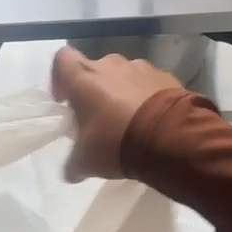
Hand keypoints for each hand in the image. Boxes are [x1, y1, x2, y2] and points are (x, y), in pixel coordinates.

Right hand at [50, 46, 184, 181]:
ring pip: (124, 76)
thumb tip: (71, 173)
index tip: (66, 101)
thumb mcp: (85, 161)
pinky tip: (151, 120)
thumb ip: (73, 163)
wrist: (170, 137)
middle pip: (95, 70)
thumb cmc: (116, 141)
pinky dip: (146, 96)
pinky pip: (149, 83)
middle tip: (98, 118)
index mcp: (84, 77)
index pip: (62, 59)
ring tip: (129, 120)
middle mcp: (110, 64)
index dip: (60, 78)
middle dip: (94, 90)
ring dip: (122, 92)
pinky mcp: (166, 76)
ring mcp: (141, 67)